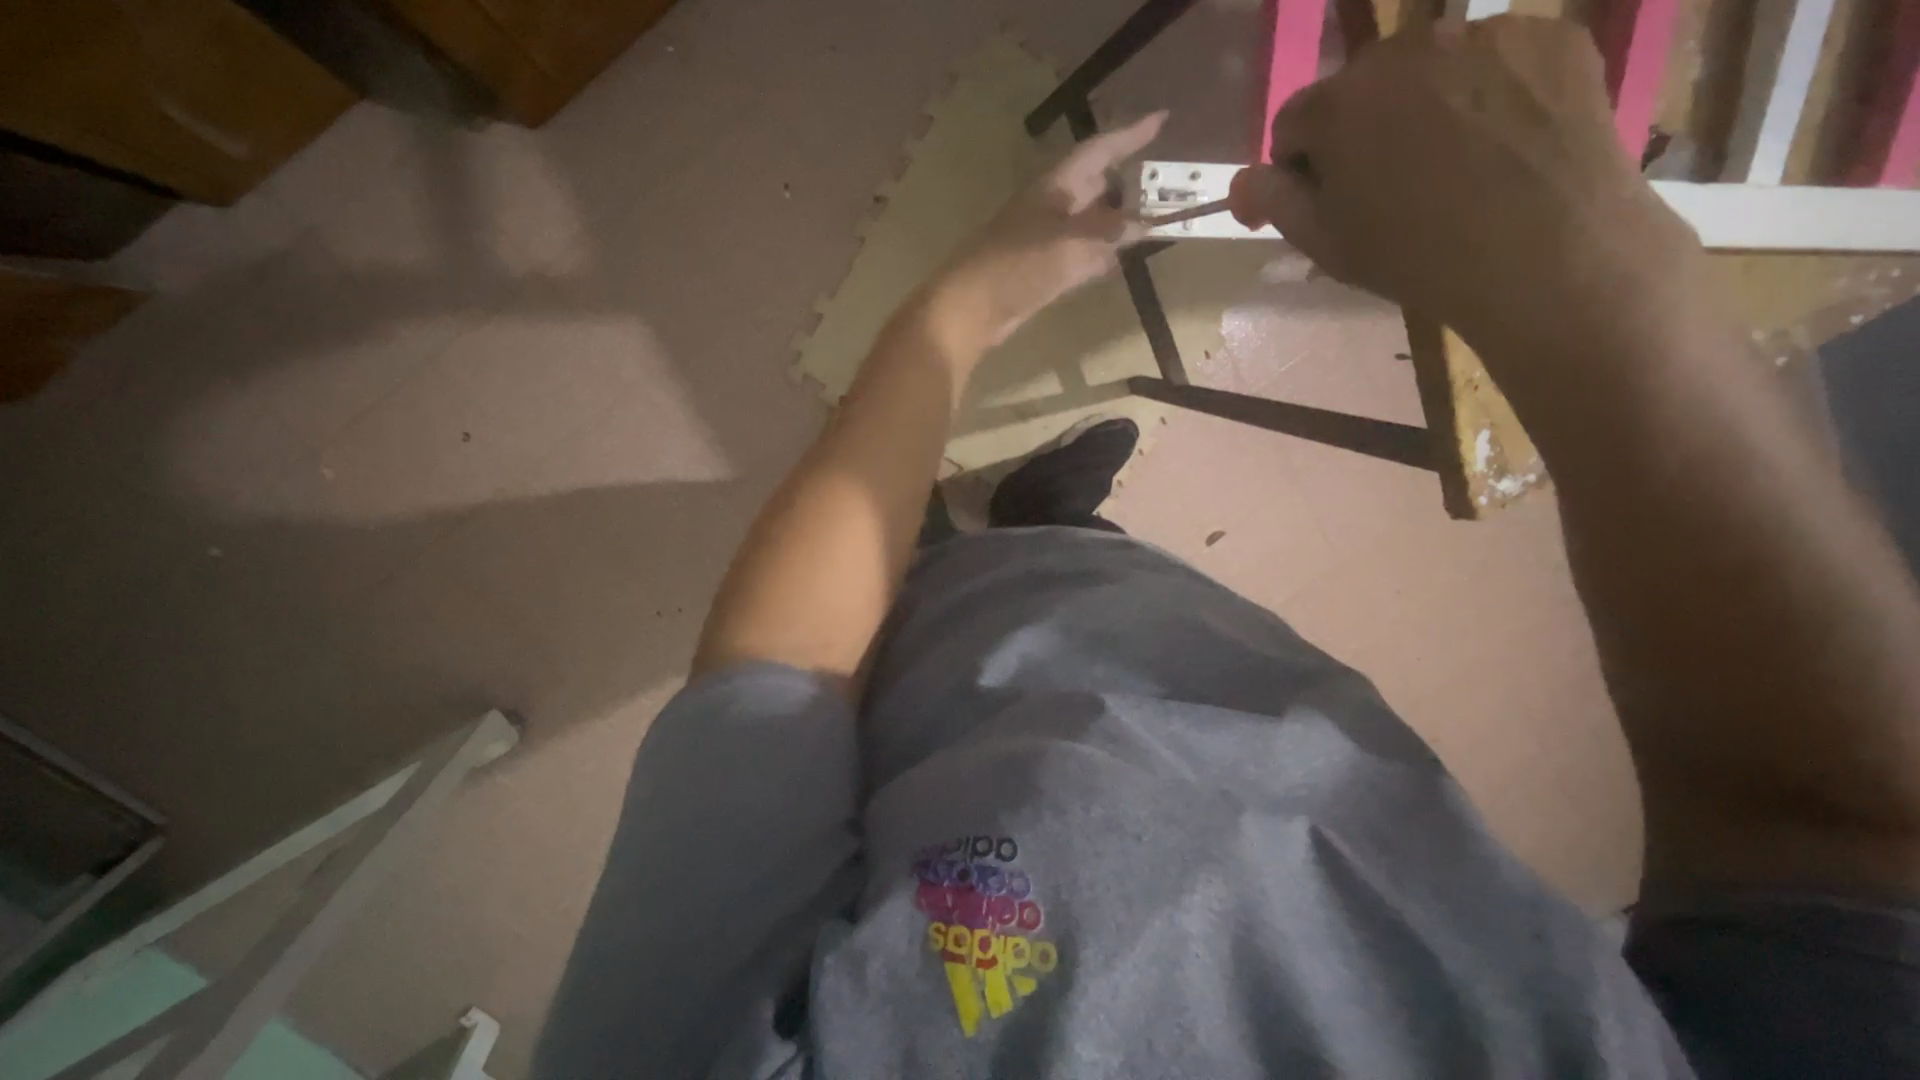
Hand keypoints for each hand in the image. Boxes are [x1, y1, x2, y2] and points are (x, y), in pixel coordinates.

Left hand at [926, 111, 1167, 350]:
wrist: (971, 308)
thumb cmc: (1017, 264)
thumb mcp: (1070, 243)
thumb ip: (1109, 232)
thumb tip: (1144, 225)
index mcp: (1056, 187)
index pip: (1099, 151)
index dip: (1130, 135)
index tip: (1162, 119)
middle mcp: (1052, 207)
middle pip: (1097, 187)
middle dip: (1129, 183)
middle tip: (1167, 185)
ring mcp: (1046, 241)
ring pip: (1091, 223)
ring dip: (1118, 222)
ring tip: (1155, 221)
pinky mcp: (1042, 272)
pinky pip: (1080, 256)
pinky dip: (1101, 255)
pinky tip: (1120, 261)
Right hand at [1227, 17, 1698, 354]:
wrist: (1550, 254)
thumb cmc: (1418, 257)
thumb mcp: (1326, 244)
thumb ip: (1273, 202)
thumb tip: (1243, 179)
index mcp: (1338, 103)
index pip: (1295, 124)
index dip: (1304, 168)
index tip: (1331, 204)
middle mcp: (1403, 49)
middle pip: (1364, 88)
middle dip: (1367, 128)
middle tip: (1398, 187)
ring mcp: (1484, 33)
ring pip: (1434, 68)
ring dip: (1431, 104)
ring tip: (1461, 164)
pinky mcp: (1550, 36)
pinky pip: (1501, 60)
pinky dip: (1496, 92)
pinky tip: (1511, 142)